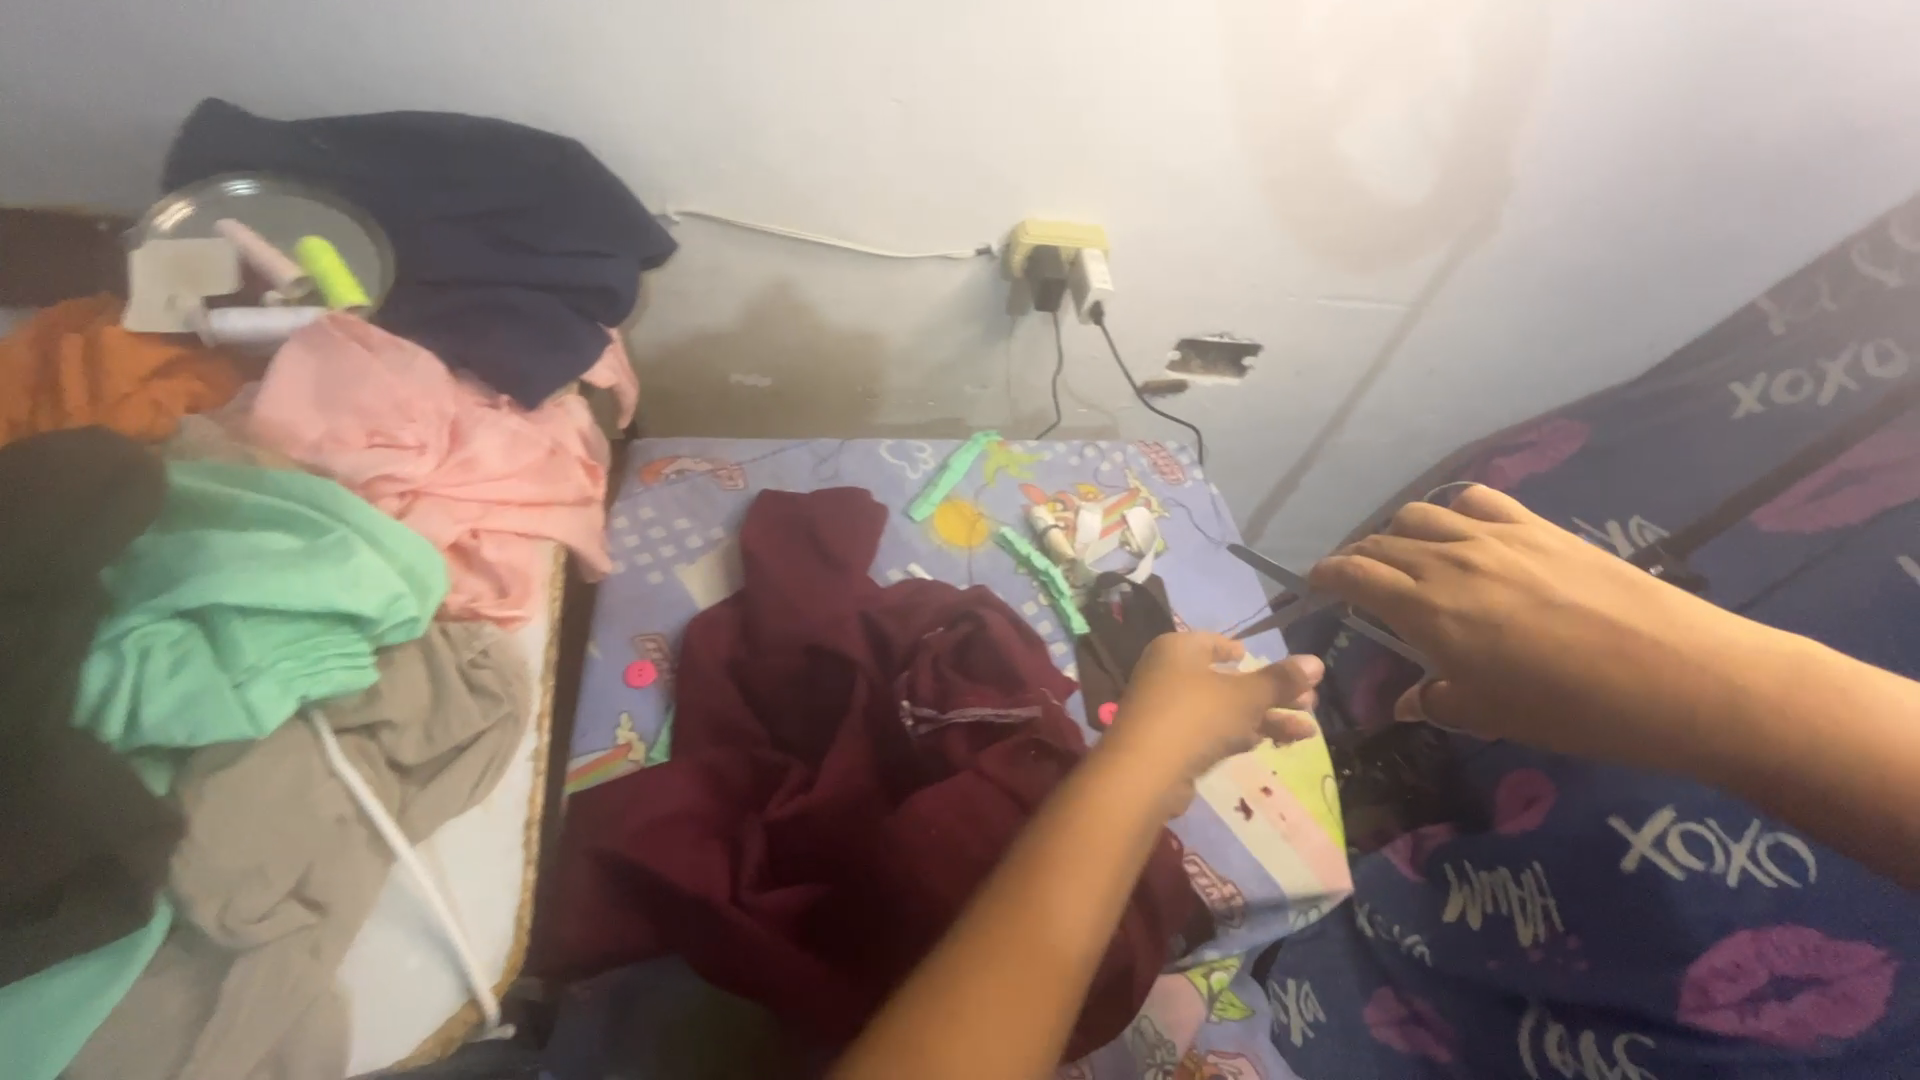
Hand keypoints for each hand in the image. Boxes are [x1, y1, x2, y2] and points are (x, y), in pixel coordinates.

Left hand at [1099, 632, 1323, 813]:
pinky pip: (1209, 732)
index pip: (1212, 643)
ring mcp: (1166, 709)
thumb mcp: (1245, 695)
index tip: (1262, 661)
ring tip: (1308, 732)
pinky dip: (1238, 734)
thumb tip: (1316, 661)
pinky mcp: (1169, 743)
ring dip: (1264, 717)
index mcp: (1178, 649)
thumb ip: (1280, 680)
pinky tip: (1269, 743)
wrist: (1145, 771)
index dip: (1238, 651)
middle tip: (1311, 704)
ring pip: (1222, 709)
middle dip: (1270, 693)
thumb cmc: (1196, 716)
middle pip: (1226, 680)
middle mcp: (1168, 673)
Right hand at [1308, 484, 1783, 769]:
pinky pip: (1477, 500)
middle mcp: (1448, 562)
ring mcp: (1495, 538)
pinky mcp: (1539, 527)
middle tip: (1358, 580)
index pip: (1352, 575)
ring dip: (1398, 533)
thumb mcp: (1489, 715)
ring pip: (1419, 515)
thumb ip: (1434, 701)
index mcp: (1425, 610)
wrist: (1685, 678)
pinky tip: (1464, 532)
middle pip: (1379, 543)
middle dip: (1357, 558)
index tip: (1316, 583)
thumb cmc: (1573, 709)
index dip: (1326, 575)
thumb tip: (1405, 703)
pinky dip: (1454, 511)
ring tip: (1406, 556)